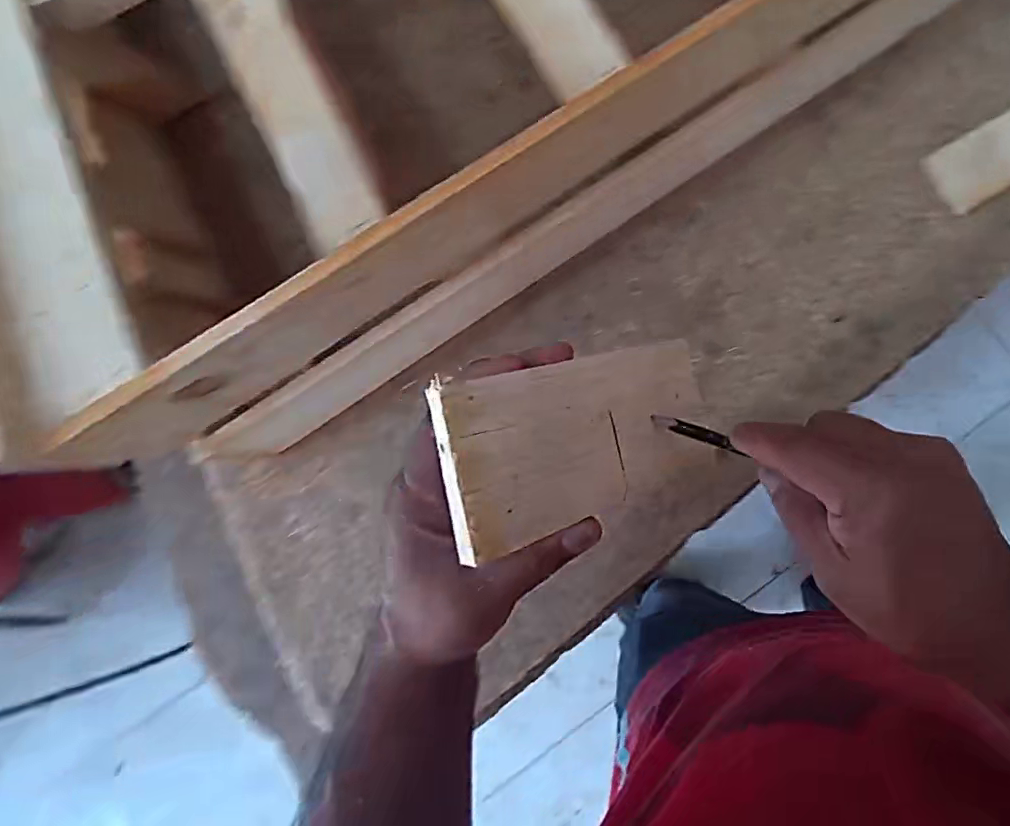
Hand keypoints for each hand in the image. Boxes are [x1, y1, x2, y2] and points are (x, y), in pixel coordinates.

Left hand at [381, 343, 602, 664]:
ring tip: (568, 384)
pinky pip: (497, 450)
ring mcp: (452, 483)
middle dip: (512, 378)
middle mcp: (433, 476)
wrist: (419, 647)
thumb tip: (591, 526)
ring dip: (521, 399)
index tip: (527, 366)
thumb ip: (537, 560)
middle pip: (467, 409)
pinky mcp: (472, 496)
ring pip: (483, 425)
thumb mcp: (486, 594)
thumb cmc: (437, 619)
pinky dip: (526, 431)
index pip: (443, 418)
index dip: (481, 384)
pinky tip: (560, 431)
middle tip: (562, 361)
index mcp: (420, 490)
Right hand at [734, 412, 1009, 702]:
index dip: (764, 439)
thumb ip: (798, 511)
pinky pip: (884, 439)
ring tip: (841, 499)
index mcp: (867, 487)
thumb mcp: (836, 574)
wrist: (995, 618)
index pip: (800, 447)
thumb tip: (772, 468)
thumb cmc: (908, 612)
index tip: (737, 436)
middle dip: (801, 447)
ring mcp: (925, 448)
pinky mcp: (942, 452)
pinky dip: (864, 456)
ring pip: (855, 428)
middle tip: (797, 491)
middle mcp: (898, 453)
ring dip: (833, 450)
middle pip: (827, 425)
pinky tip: (876, 497)